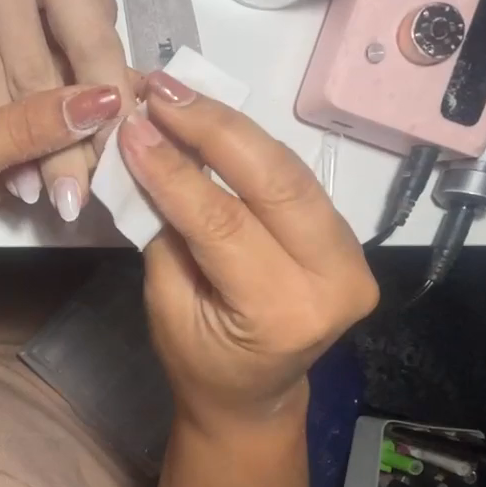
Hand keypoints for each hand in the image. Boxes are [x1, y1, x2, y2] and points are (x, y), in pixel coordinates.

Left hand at [0, 50, 120, 304]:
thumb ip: (24, 126)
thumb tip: (105, 98)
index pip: (10, 34)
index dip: (65, 49)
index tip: (120, 65)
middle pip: (30, 77)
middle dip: (77, 99)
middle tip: (131, 113)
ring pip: (37, 120)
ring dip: (74, 137)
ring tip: (117, 145)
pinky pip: (35, 157)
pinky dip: (61, 164)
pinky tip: (93, 167)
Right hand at [118, 73, 378, 432]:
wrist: (253, 395)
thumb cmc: (199, 363)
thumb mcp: (166, 308)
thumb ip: (164, 235)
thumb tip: (143, 158)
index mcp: (283, 312)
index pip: (223, 224)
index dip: (174, 171)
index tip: (131, 127)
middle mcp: (336, 281)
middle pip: (275, 182)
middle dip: (213, 128)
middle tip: (161, 90)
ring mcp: (354, 257)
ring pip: (290, 171)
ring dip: (231, 127)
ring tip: (179, 94)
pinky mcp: (349, 238)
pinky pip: (295, 181)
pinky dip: (249, 147)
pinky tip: (210, 120)